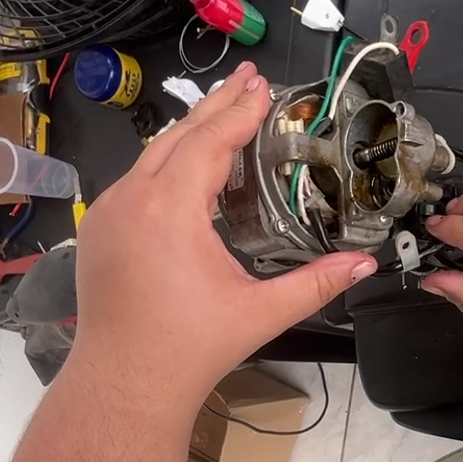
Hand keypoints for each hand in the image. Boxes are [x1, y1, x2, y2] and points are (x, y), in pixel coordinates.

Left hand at [68, 62, 377, 411]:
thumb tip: (364, 264)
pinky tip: (186, 166)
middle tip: (247, 79)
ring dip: (189, 132)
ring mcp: (106, 213)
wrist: (122, 382)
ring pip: (152, 155)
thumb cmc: (189, 348)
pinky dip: (166, 163)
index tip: (262, 87)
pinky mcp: (98, 230)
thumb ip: (316, 284)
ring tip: (223, 113)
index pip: (209, 142)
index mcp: (169, 210)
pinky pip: (135, 180)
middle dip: (216, 106)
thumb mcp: (260, 312)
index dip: (240, 112)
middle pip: (178, 135)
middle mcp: (130, 200)